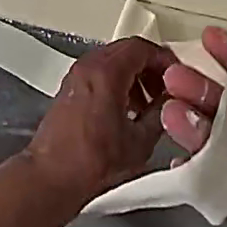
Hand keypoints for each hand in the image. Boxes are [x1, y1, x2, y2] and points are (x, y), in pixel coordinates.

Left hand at [23, 36, 175, 211]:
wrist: (50, 178)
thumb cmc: (89, 163)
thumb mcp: (139, 142)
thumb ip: (160, 115)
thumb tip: (169, 104)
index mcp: (107, 72)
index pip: (142, 47)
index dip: (163, 59)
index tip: (176, 73)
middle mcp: (89, 67)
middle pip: (127, 50)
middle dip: (150, 66)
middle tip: (165, 87)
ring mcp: (77, 76)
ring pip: (113, 60)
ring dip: (133, 75)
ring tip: (148, 103)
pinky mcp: (70, 89)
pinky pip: (99, 73)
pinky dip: (117, 82)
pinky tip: (126, 110)